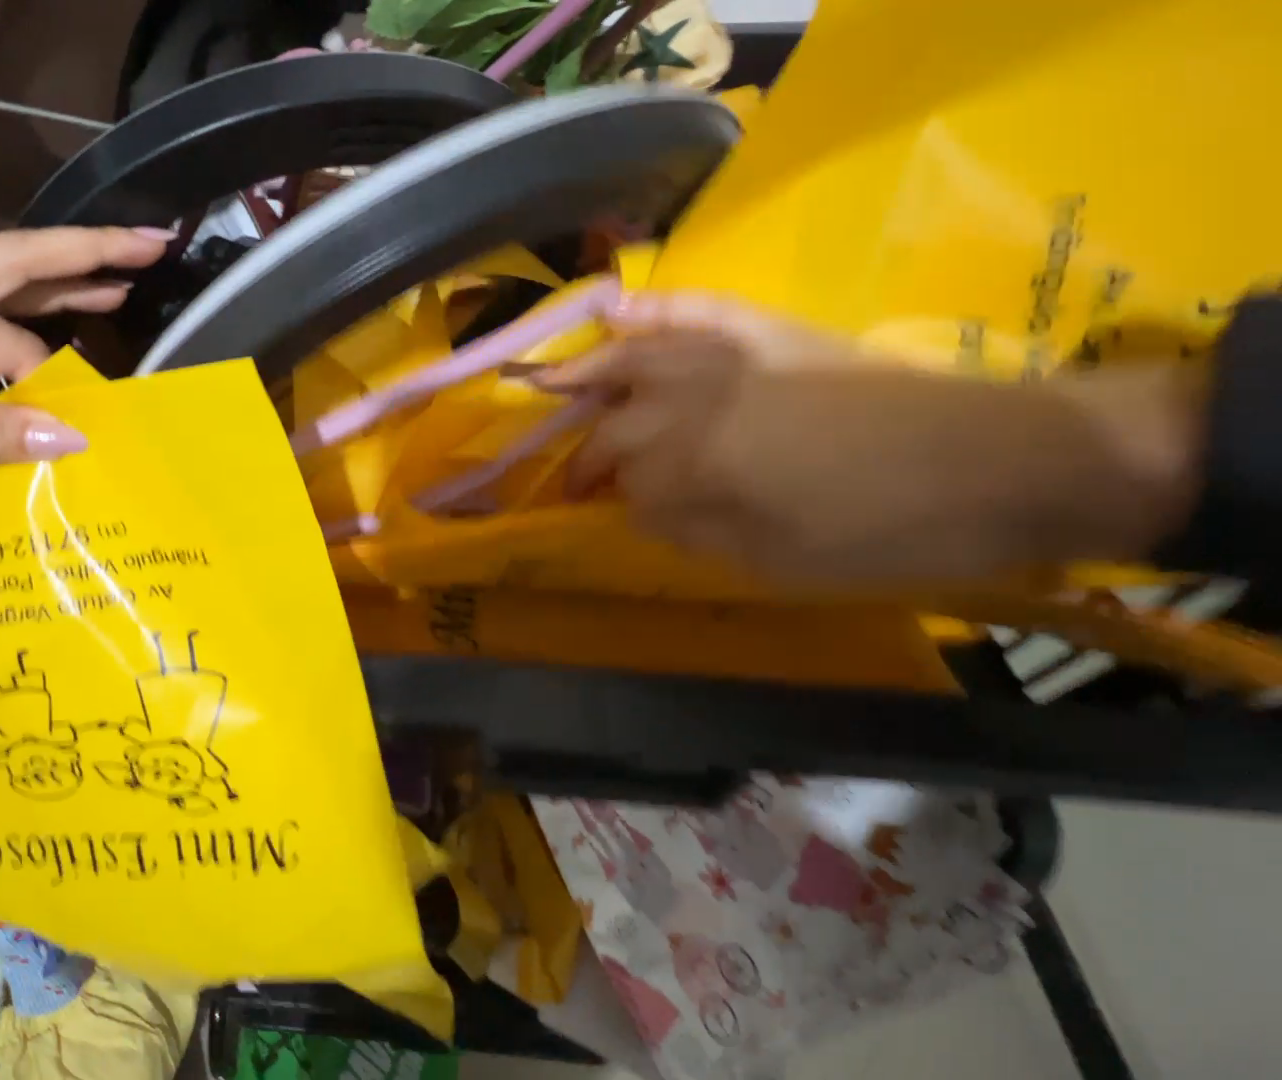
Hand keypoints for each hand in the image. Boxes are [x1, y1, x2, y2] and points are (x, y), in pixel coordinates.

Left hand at [0, 226, 171, 511]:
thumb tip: (76, 436)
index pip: (8, 343)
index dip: (53, 389)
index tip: (90, 434)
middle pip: (13, 261)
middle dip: (87, 253)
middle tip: (156, 245)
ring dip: (57, 278)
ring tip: (121, 279)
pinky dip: (17, 317)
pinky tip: (43, 327)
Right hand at [543, 292, 1204, 583]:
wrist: (997, 462)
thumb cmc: (884, 532)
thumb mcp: (776, 561)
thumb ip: (692, 530)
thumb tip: (641, 509)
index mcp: (696, 462)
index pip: (625, 484)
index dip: (613, 506)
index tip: (607, 522)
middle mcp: (696, 397)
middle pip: (614, 422)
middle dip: (586, 452)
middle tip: (576, 477)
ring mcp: (731, 353)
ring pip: (633, 357)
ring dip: (584, 373)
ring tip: (544, 384)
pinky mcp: (768, 330)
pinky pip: (695, 309)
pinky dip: (650, 307)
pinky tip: (612, 308)